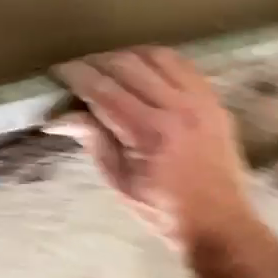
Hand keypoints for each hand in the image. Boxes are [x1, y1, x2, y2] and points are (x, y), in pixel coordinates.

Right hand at [51, 47, 250, 247]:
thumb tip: (57, 116)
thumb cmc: (161, 209)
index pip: (103, 90)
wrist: (220, 222)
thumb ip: (92, 139)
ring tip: (107, 67)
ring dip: (124, 55)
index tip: (58, 72)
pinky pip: (181, 63)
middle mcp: (176, 108)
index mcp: (149, 133)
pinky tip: (140, 68)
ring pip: (154, 55)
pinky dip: (154, 59)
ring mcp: (199, 100)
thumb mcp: (118, 179)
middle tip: (77, 70)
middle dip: (95, 62)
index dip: (76, 76)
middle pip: (126, 65)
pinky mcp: (213, 98)